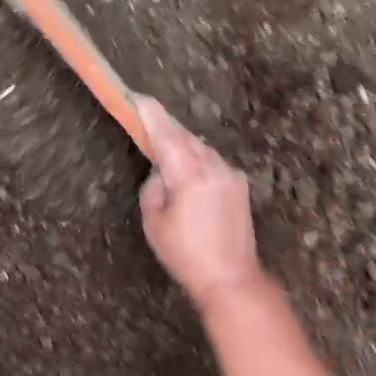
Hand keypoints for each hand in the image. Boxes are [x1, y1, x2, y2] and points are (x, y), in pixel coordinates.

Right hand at [136, 96, 266, 309]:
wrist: (231, 278)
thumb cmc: (186, 255)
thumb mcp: (154, 222)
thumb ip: (154, 187)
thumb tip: (162, 172)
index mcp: (188, 175)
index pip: (166, 133)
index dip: (150, 113)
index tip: (136, 97)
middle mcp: (213, 167)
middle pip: (185, 136)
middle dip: (165, 127)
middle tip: (145, 119)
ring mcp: (230, 174)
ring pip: (201, 148)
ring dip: (182, 145)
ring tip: (164, 151)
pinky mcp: (240, 185)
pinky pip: (213, 162)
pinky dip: (197, 160)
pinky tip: (188, 175)